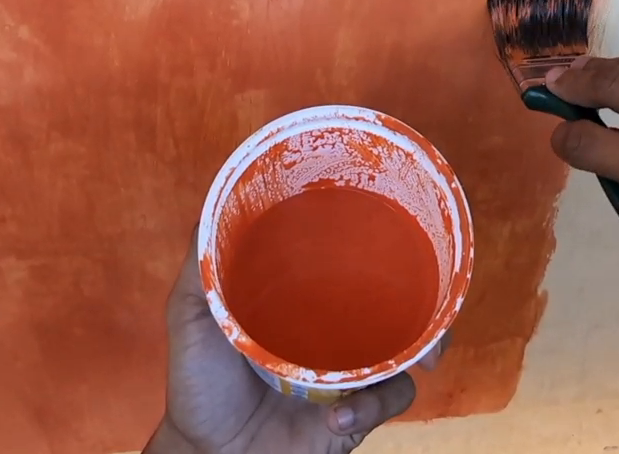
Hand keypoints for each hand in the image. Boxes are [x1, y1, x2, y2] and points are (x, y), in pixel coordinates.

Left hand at [145, 233, 443, 453]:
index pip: (345, 255)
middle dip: (420, 288)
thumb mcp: (189, 315)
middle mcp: (334, 323)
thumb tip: (215, 203)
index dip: (369, 234)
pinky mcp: (358, 408)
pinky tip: (339, 416)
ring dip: (420, 347)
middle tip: (428, 282)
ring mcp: (349, 366)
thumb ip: (200, 267)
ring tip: (425, 355)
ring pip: (407, 344)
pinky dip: (373, 405)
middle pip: (390, 293)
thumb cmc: (200, 384)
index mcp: (304, 294)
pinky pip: (391, 398)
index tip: (384, 214)